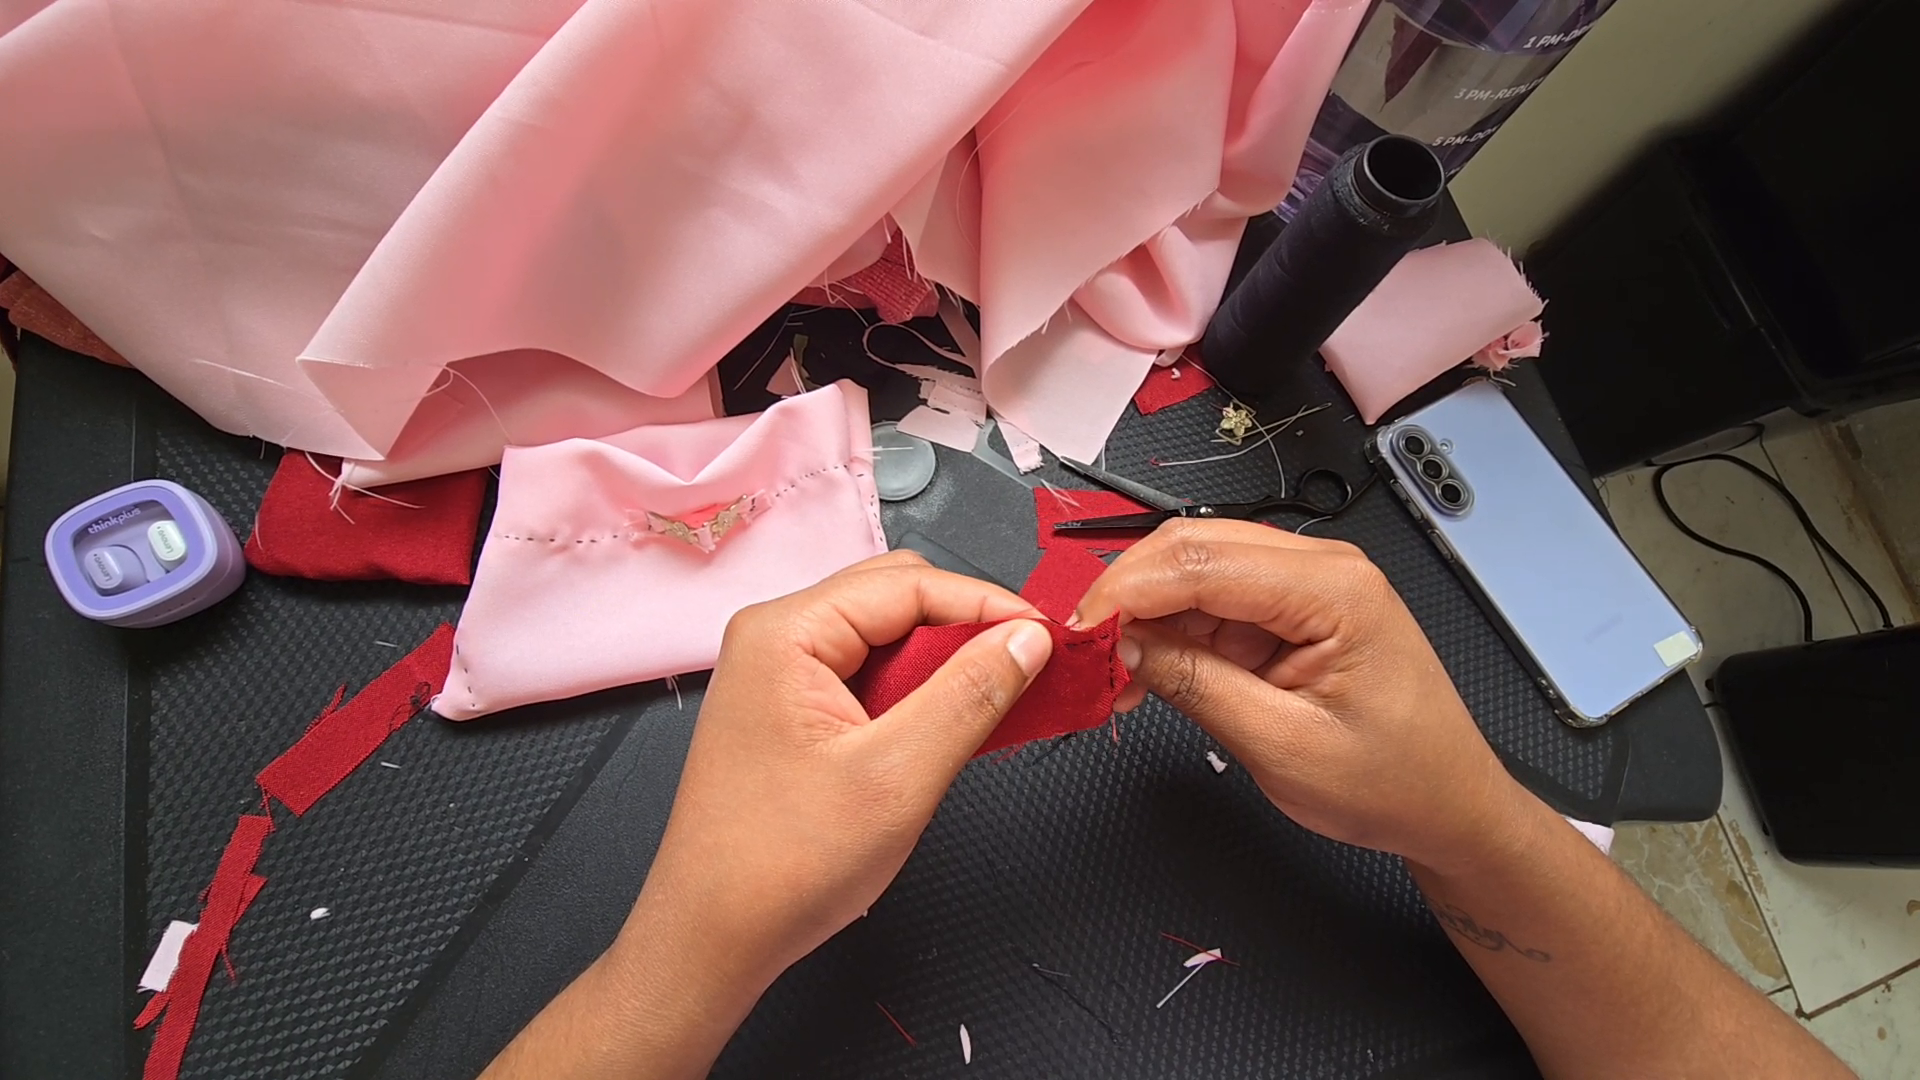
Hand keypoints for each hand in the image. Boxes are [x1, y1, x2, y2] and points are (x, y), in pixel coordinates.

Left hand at [622, 552, 1053, 991]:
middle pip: (895, 597)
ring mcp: (781, 668)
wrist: (710, 943)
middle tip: (1028, 663)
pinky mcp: (792, 702)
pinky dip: (919, 686)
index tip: (1049, 635)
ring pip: (887, 633)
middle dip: (967, 625)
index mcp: (786, 631)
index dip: (987, 604)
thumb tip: (1030, 636)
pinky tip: (951, 714)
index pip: (908, 585)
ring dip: (946, 658)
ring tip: (998, 690)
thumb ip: (970, 694)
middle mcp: (778, 633)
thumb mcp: (898, 777)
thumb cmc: (789, 865)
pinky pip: (870, 669)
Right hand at [1075, 520, 1523, 872]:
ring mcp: (1299, 581)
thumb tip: (1122, 647)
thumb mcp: (1281, 745)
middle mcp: (1317, 565)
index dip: (1127, 590)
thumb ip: (1196, 685)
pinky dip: (1165, 626)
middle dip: (1127, 590)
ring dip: (1142, 610)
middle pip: (1192, 546)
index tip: (1079, 632)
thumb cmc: (1389, 783)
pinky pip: (1205, 598)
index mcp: (1334, 589)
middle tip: (1086, 646)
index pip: (1202, 562)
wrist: (1448, 805)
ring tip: (1115, 669)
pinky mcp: (1280, 606)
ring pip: (1190, 566)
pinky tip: (1147, 665)